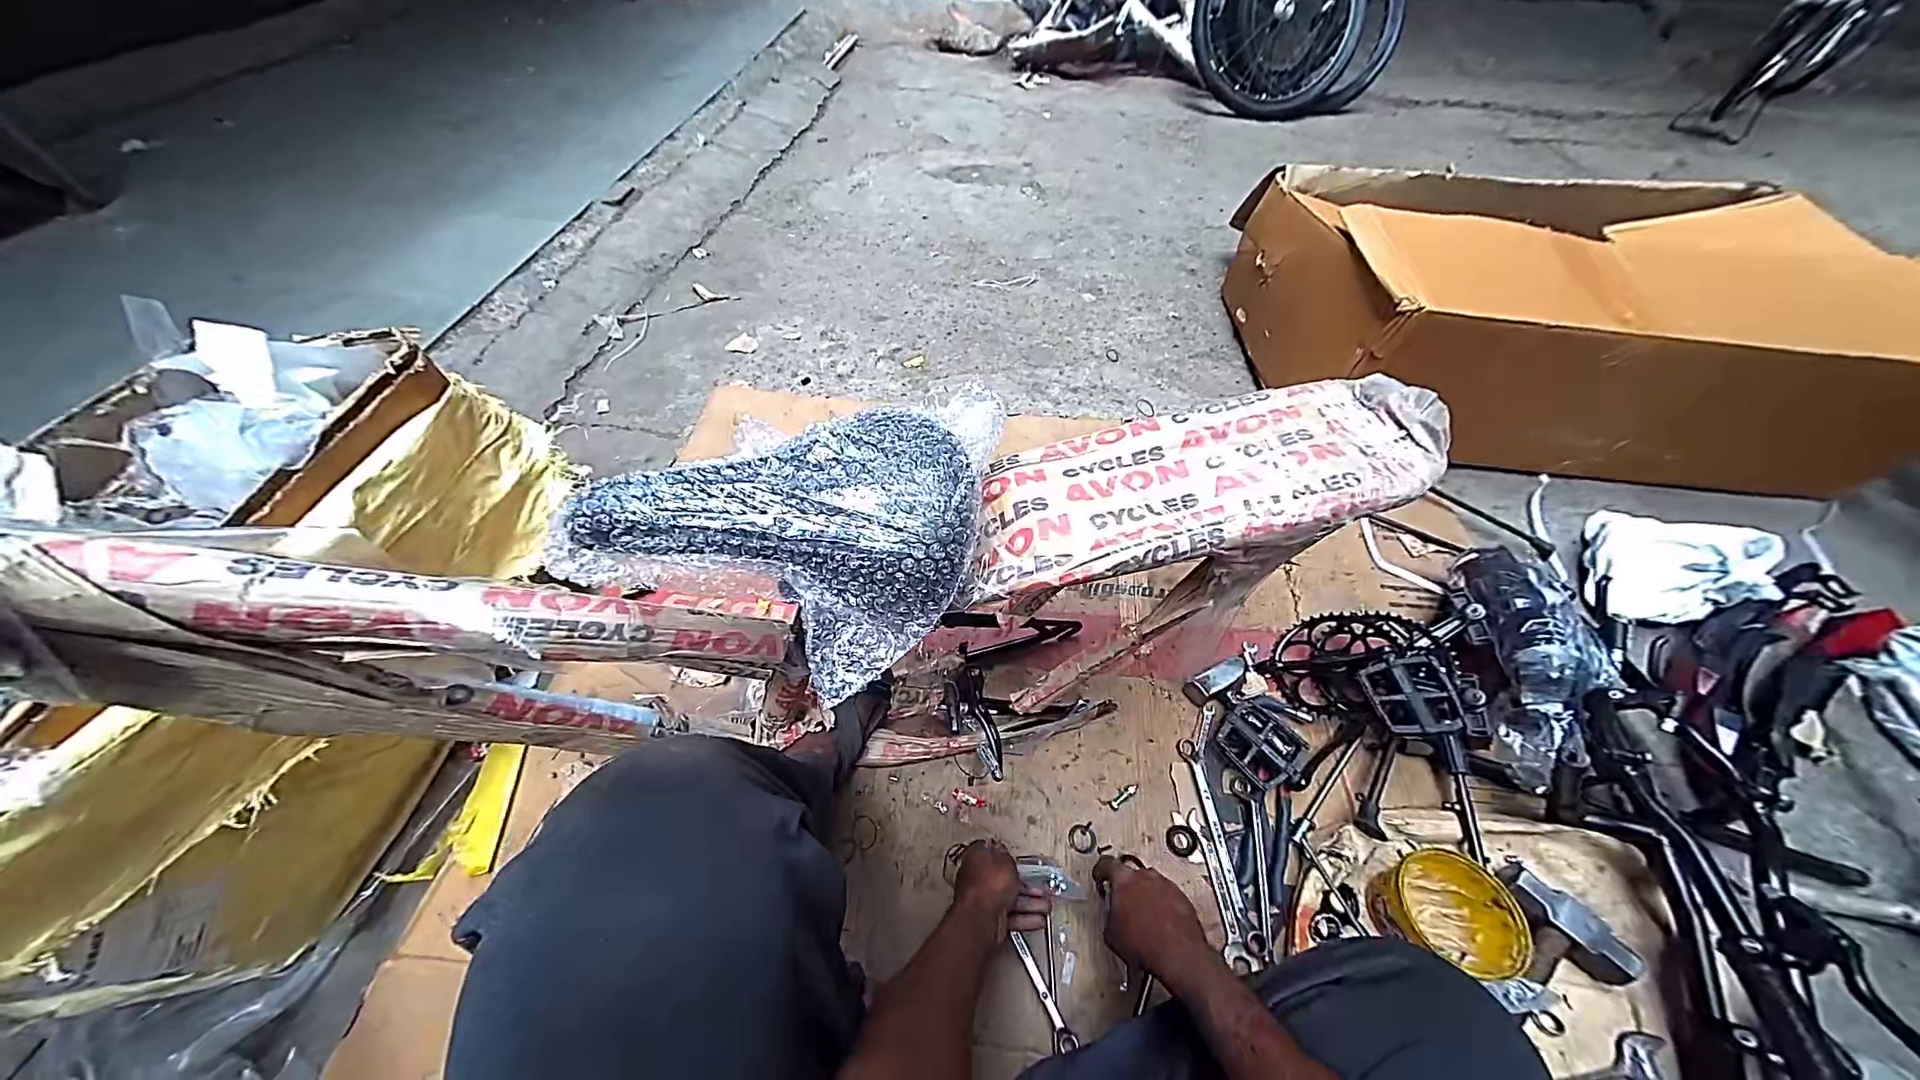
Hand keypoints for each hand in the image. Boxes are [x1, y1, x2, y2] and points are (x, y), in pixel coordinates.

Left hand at [952, 839, 1051, 932]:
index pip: (992, 854)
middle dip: (1025, 886)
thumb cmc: (987, 885)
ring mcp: (983, 902)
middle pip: (1004, 881)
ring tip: (1045, 906)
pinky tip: (1038, 920)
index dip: (1008, 858)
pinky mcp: (990, 922)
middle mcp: (976, 880)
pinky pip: (1011, 918)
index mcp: (975, 860)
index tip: (1020, 862)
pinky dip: (1024, 919)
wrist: (981, 916)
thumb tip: (1005, 852)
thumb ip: (1007, 857)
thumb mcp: (1005, 861)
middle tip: (1040, 889)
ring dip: (1029, 904)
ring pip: (1010, 901)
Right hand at [1093, 855, 1212, 976]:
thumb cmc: (1145, 945)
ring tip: (1145, 919)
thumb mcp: (1111, 933)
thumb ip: (1109, 914)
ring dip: (1147, 896)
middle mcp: (1146, 876)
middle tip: (1124, 904)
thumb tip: (1112, 919)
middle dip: (1127, 887)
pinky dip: (1164, 906)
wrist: (1177, 957)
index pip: (1107, 864)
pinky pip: (1169, 897)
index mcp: (1123, 879)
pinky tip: (1161, 925)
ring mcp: (1167, 886)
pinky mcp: (1183, 899)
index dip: (1101, 871)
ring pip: (1152, 885)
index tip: (1101, 876)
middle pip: (1132, 874)